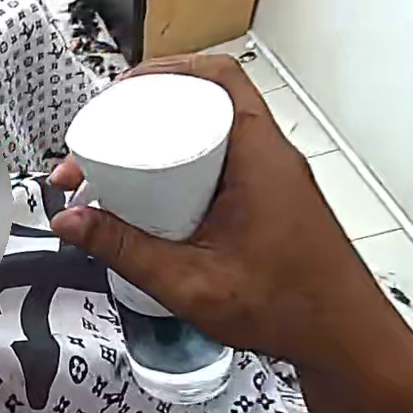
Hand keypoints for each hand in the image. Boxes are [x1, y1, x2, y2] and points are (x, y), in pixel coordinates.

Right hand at [49, 54, 399, 369]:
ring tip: (116, 169)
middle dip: (143, 114)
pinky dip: (177, 165)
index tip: (115, 95)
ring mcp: (267, 175)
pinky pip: (214, 161)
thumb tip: (70, 221)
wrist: (342, 339)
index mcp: (258, 158)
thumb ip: (123, 249)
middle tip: (102, 143)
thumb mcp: (188, 281)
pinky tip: (151, 197)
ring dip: (159, 141)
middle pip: (201, 103)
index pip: (214, 80)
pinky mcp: (263, 196)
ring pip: (206, 132)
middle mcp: (267, 156)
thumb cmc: (286, 308)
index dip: (161, 73)